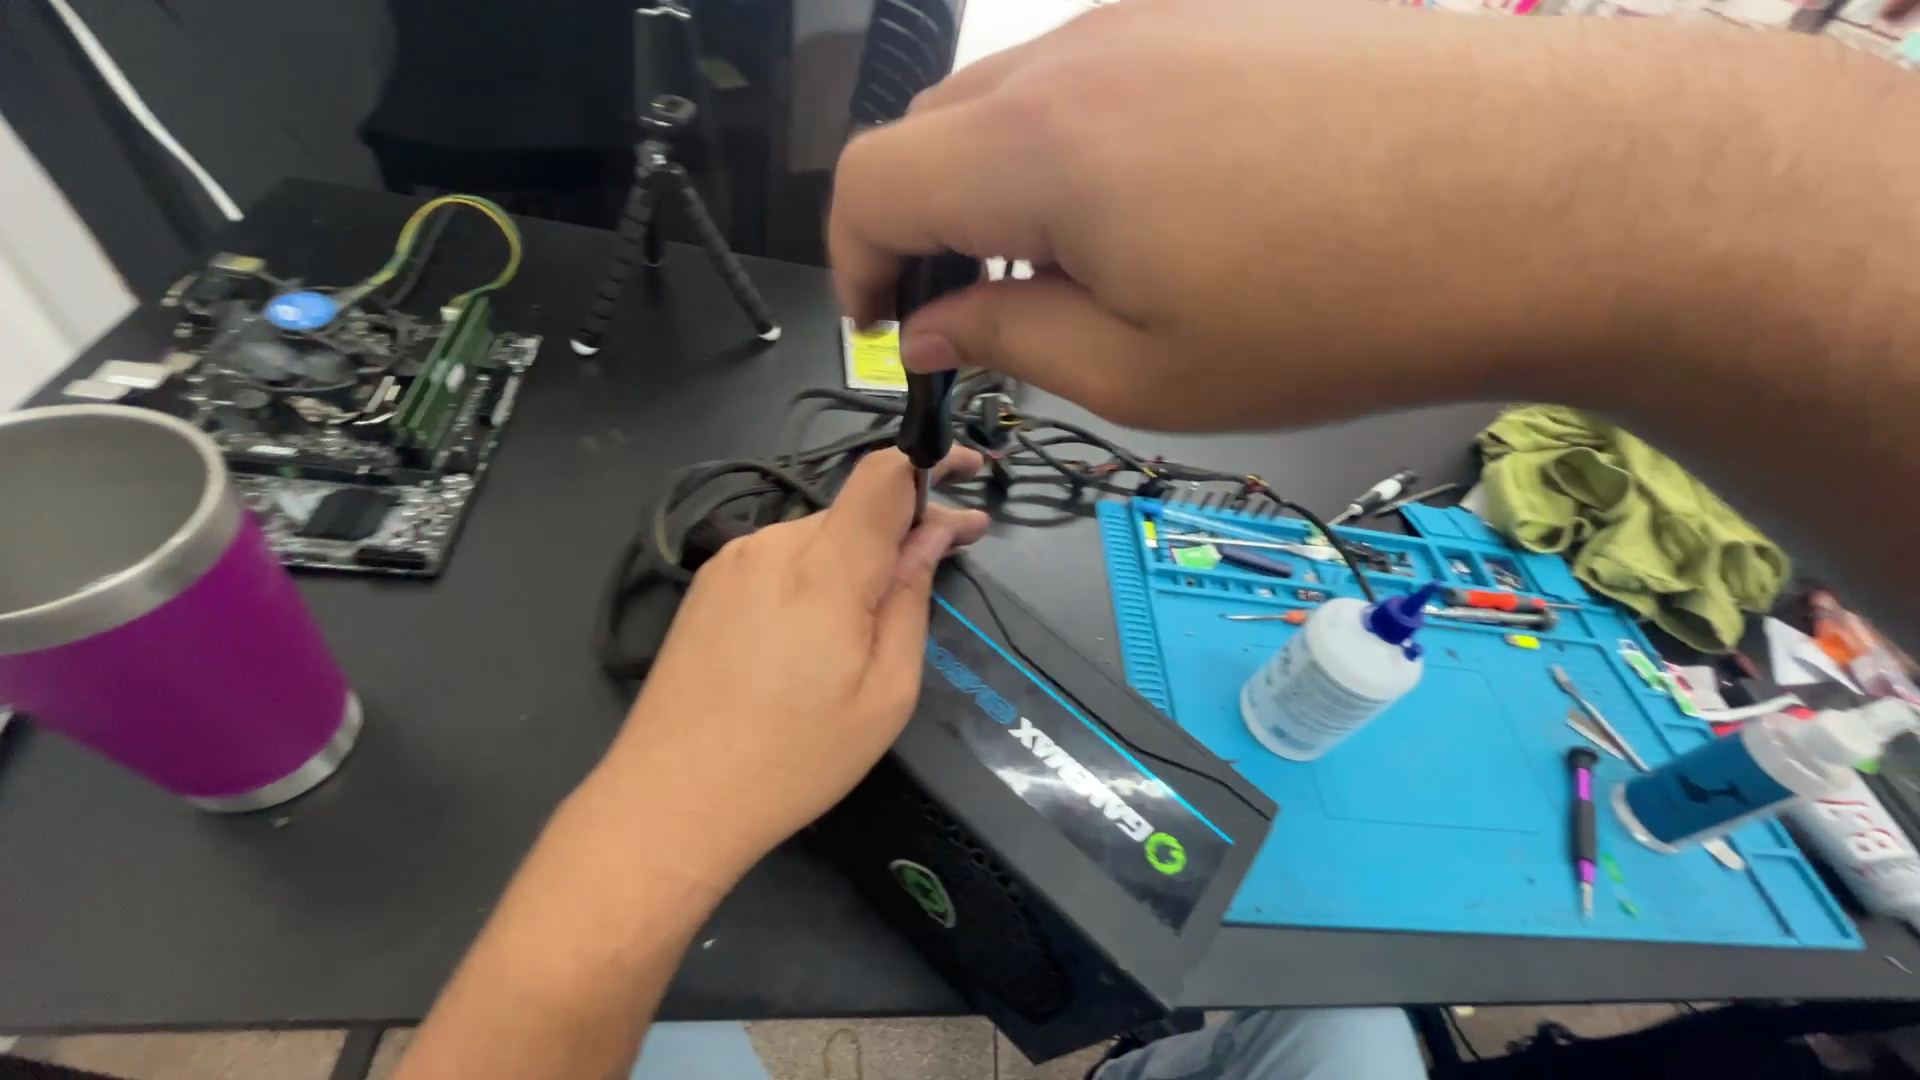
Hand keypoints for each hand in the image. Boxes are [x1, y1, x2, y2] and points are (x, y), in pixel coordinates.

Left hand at [597, 447, 990, 871]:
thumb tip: (931, 536)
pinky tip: (814, 634)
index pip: (884, 475)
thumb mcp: (885, 692)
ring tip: (868, 624)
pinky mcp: (709, 585)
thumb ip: (910, 599)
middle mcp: (772, 546)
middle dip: (903, 530)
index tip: (968, 474)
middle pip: (855, 511)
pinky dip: (816, 578)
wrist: (672, 800)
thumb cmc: (795, 760)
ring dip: (857, 561)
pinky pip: (782, 560)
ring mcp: (732, 562)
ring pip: (819, 537)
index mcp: (823, 570)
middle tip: (942, 560)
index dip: (933, 461)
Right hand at [830, 0, 1884, 429]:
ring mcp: (1155, 19)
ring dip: (992, 196)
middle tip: (962, 315)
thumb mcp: (1138, 372)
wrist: (1559, 197)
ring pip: (1007, 107)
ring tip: (1054, 282)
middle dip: (916, 233)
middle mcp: (1080, 56)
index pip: (870, 182)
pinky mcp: (1219, 18)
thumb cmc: (1338, 311)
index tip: (886, 323)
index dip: (853, 263)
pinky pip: (1091, 85)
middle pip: (928, 137)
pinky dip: (1065, 158)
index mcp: (1040, 148)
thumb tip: (934, 327)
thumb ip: (1005, 340)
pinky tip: (1129, 223)